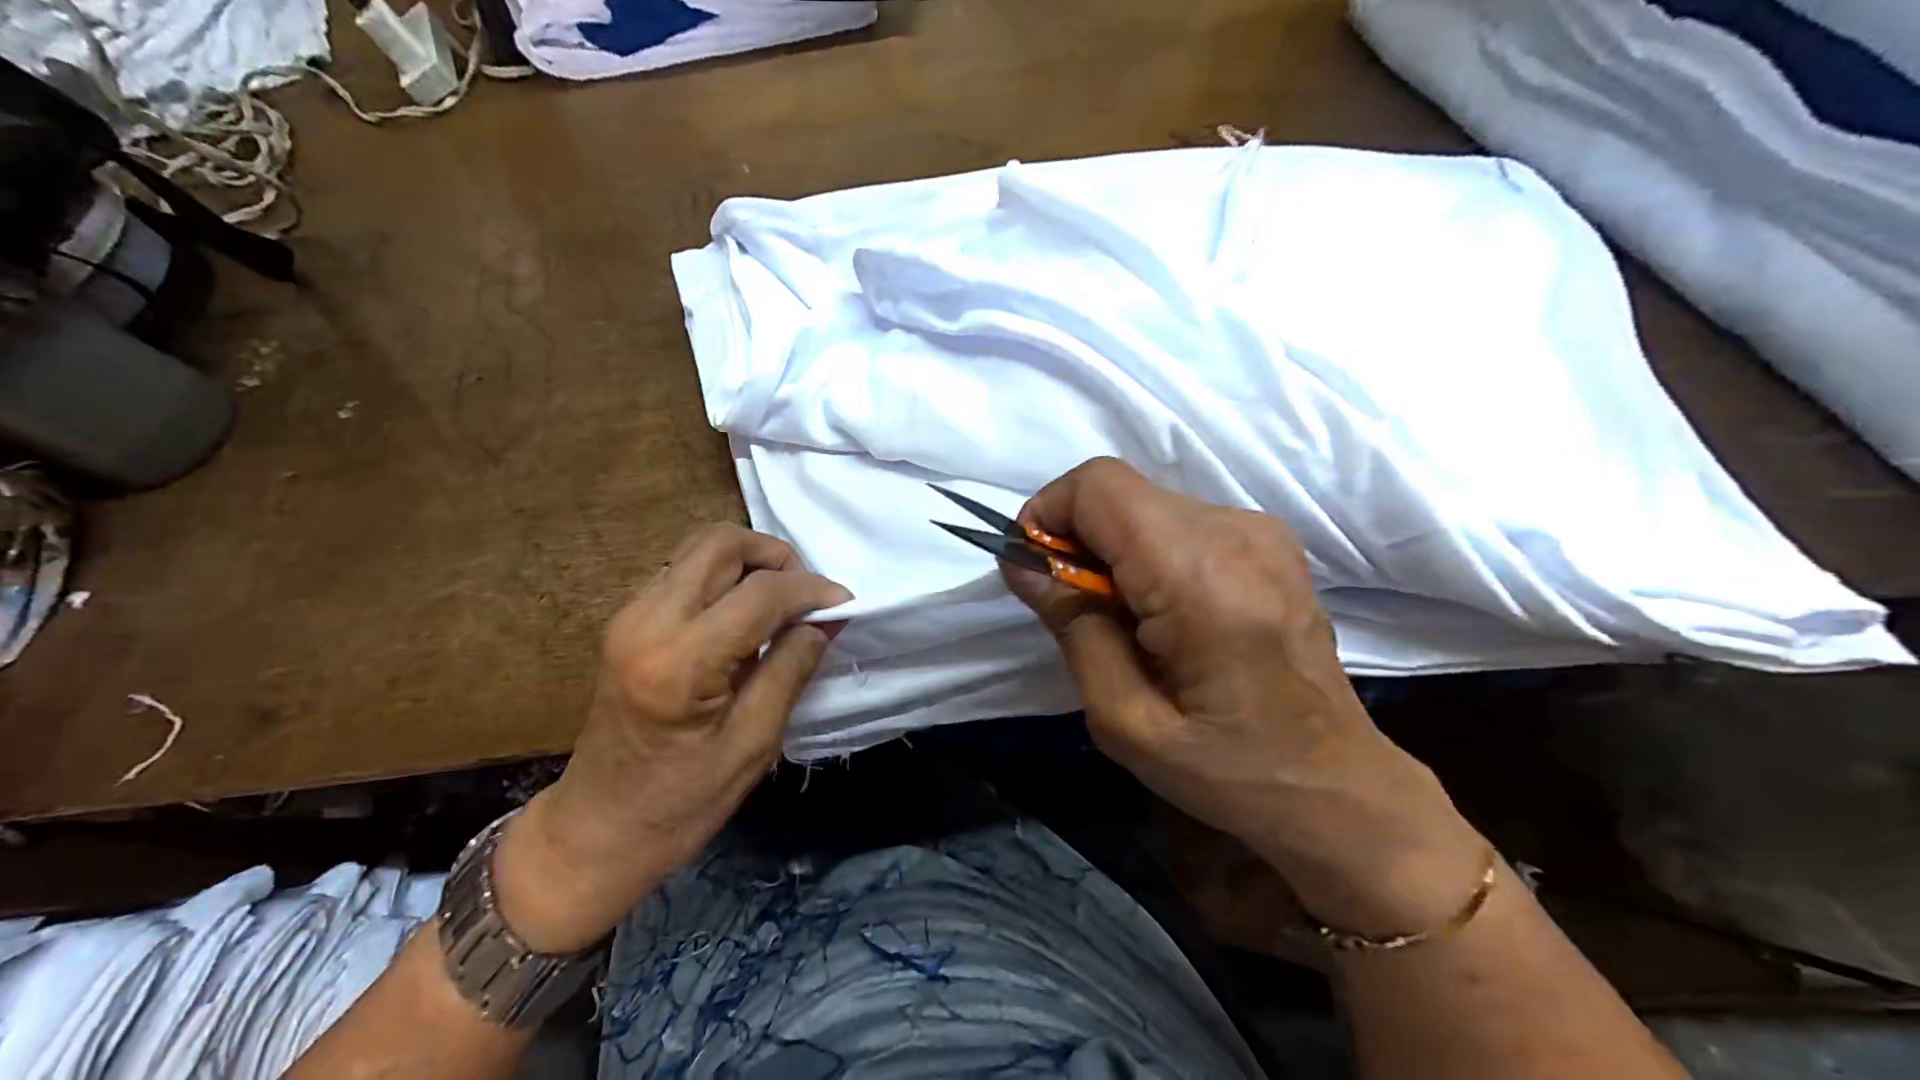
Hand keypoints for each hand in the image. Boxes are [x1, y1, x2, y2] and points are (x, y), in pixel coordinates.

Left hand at [493, 524, 850, 951]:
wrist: (597, 829)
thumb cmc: (681, 803)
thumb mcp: (754, 744)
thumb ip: (791, 668)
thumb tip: (827, 619)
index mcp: (679, 661)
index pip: (760, 592)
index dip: (811, 590)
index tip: (845, 604)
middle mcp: (647, 621)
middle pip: (721, 542)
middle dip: (776, 556)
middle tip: (808, 595)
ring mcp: (630, 616)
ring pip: (700, 549)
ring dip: (750, 563)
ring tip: (783, 604)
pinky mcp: (627, 622)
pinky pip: (685, 571)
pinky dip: (726, 577)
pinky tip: (747, 616)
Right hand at [1005, 458, 1486, 935]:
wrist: (1336, 784)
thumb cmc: (1229, 770)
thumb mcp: (1125, 720)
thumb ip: (1073, 627)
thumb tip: (1023, 562)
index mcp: (1203, 579)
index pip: (1100, 486)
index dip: (1049, 514)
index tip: (1035, 573)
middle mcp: (1237, 533)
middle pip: (1119, 490)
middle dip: (1075, 537)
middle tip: (1073, 608)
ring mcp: (1261, 531)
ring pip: (1145, 503)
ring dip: (1110, 547)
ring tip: (1120, 619)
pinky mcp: (1269, 541)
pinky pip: (1177, 519)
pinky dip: (1145, 551)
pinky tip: (1159, 611)